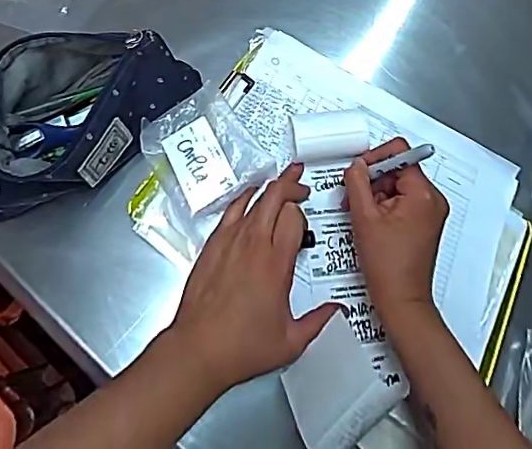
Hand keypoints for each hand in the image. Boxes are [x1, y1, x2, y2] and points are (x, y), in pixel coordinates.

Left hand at [163, 164, 341, 394]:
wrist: (197, 350)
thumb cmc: (237, 348)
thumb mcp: (290, 342)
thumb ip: (318, 320)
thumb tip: (334, 310)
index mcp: (275, 264)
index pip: (294, 216)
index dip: (304, 214)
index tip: (305, 224)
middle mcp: (253, 245)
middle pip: (275, 196)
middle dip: (292, 185)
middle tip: (302, 186)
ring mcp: (231, 241)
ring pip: (255, 197)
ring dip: (272, 186)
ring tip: (282, 181)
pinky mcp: (213, 244)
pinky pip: (232, 207)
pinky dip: (246, 196)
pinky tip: (250, 196)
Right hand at [344, 138, 449, 328]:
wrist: (401, 302)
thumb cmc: (389, 268)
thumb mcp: (364, 217)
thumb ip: (357, 182)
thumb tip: (356, 166)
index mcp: (423, 194)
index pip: (400, 153)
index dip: (375, 158)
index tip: (361, 169)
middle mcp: (432, 200)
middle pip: (397, 169)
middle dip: (373, 181)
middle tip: (356, 197)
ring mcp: (430, 212)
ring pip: (397, 185)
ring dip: (376, 195)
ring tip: (363, 215)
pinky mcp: (424, 223)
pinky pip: (401, 201)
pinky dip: (384, 207)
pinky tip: (372, 223)